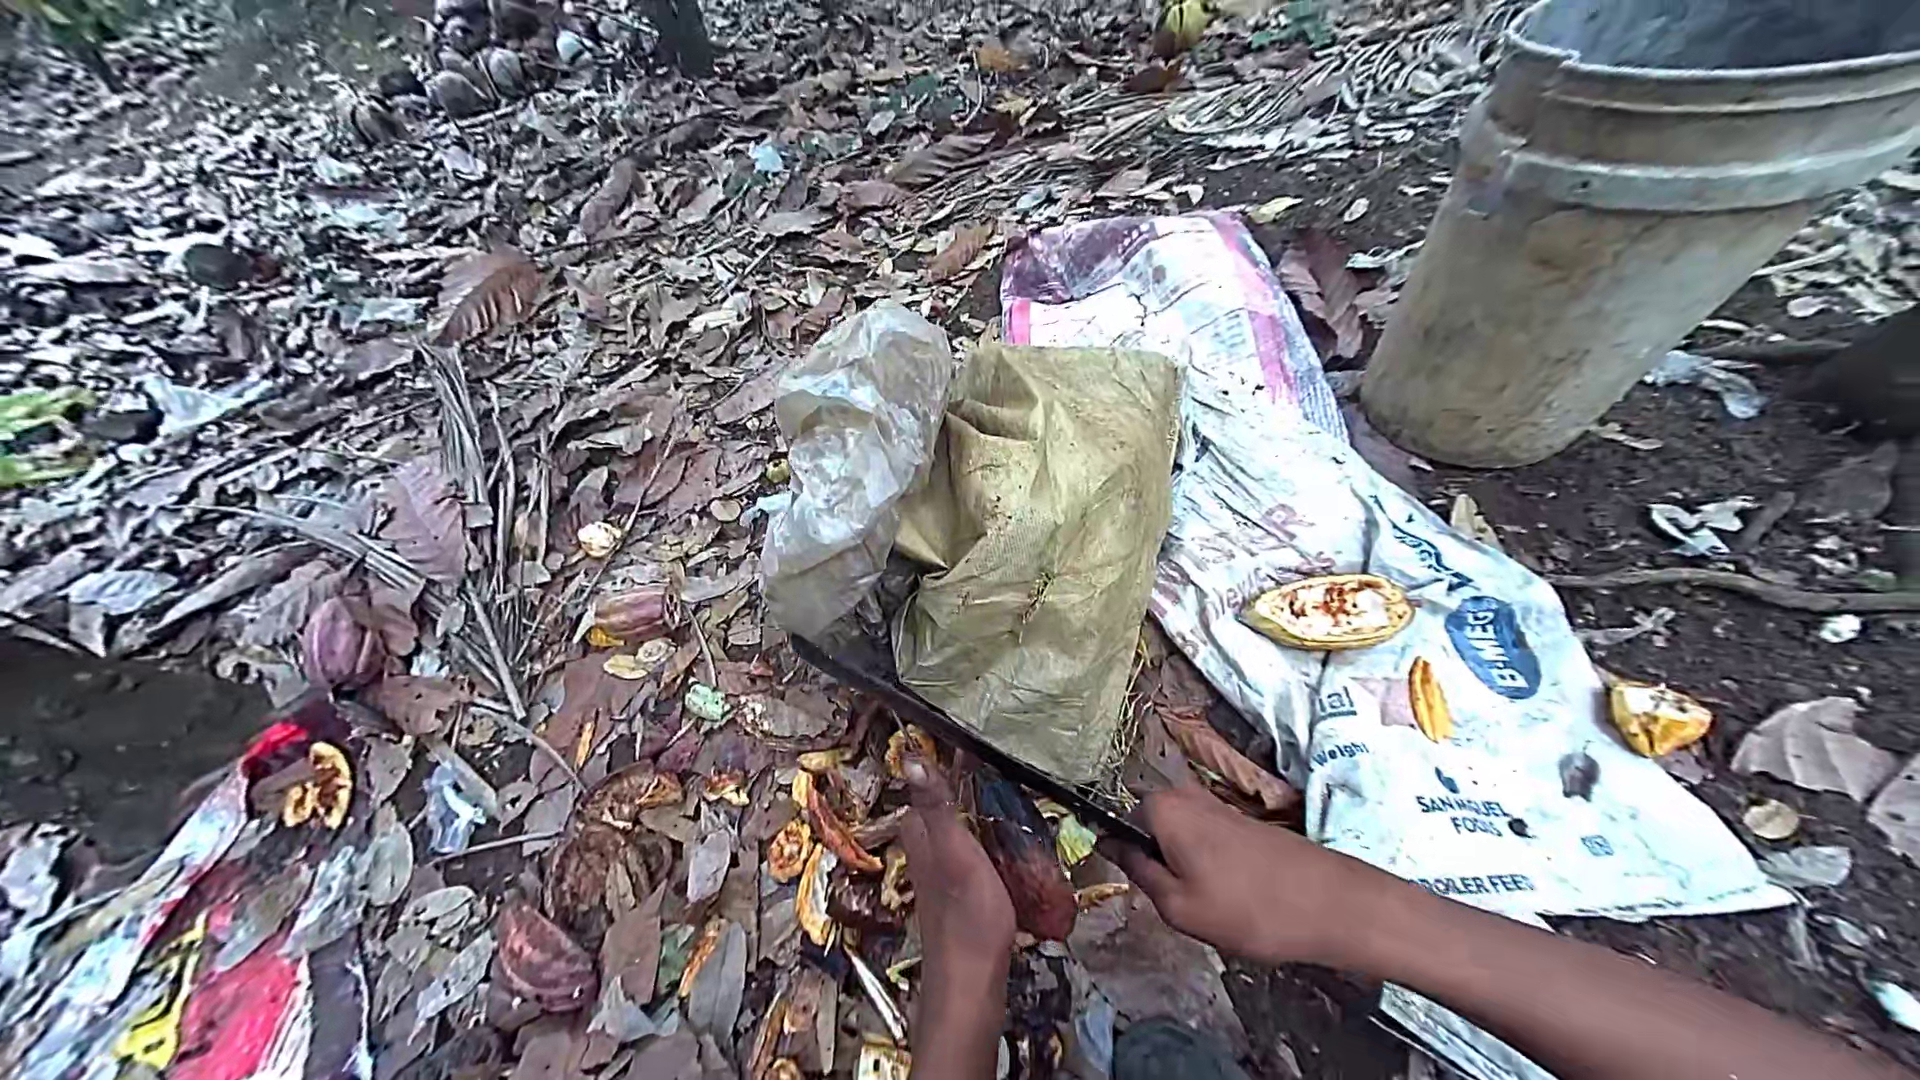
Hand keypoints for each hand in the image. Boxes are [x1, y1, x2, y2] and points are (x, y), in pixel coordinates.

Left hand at [899, 756, 1012, 1078]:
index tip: (970, 727)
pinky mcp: (962, 882)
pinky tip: (1009, 824)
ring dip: (977, 798)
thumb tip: (912, 757)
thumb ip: (936, 806)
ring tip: (1010, 775)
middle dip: (965, 772)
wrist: (973, 985)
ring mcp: (943, 864)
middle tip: (999, 747)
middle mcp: (925, 843)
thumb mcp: (954, 851)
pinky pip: (973, 839)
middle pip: (942, 796)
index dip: (943, 752)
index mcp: (919, 831)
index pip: (925, 778)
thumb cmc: (967, 915)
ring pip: (958, 817)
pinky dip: (987, 825)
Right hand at [1110, 784, 1403, 970]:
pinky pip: (1200, 837)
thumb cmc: (1246, 907)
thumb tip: (1109, 843)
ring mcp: (1211, 802)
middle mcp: (1182, 793)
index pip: (1118, 823)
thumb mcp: (1177, 905)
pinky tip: (1232, 893)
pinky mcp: (1236, 816)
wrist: (1329, 903)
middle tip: (1180, 900)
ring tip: (1211, 900)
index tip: (1146, 887)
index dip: (1125, 856)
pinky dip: (1207, 863)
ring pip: (1175, 836)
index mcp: (1160, 806)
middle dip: (1157, 861)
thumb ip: (1136, 870)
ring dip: (1182, 865)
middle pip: (1148, 828)